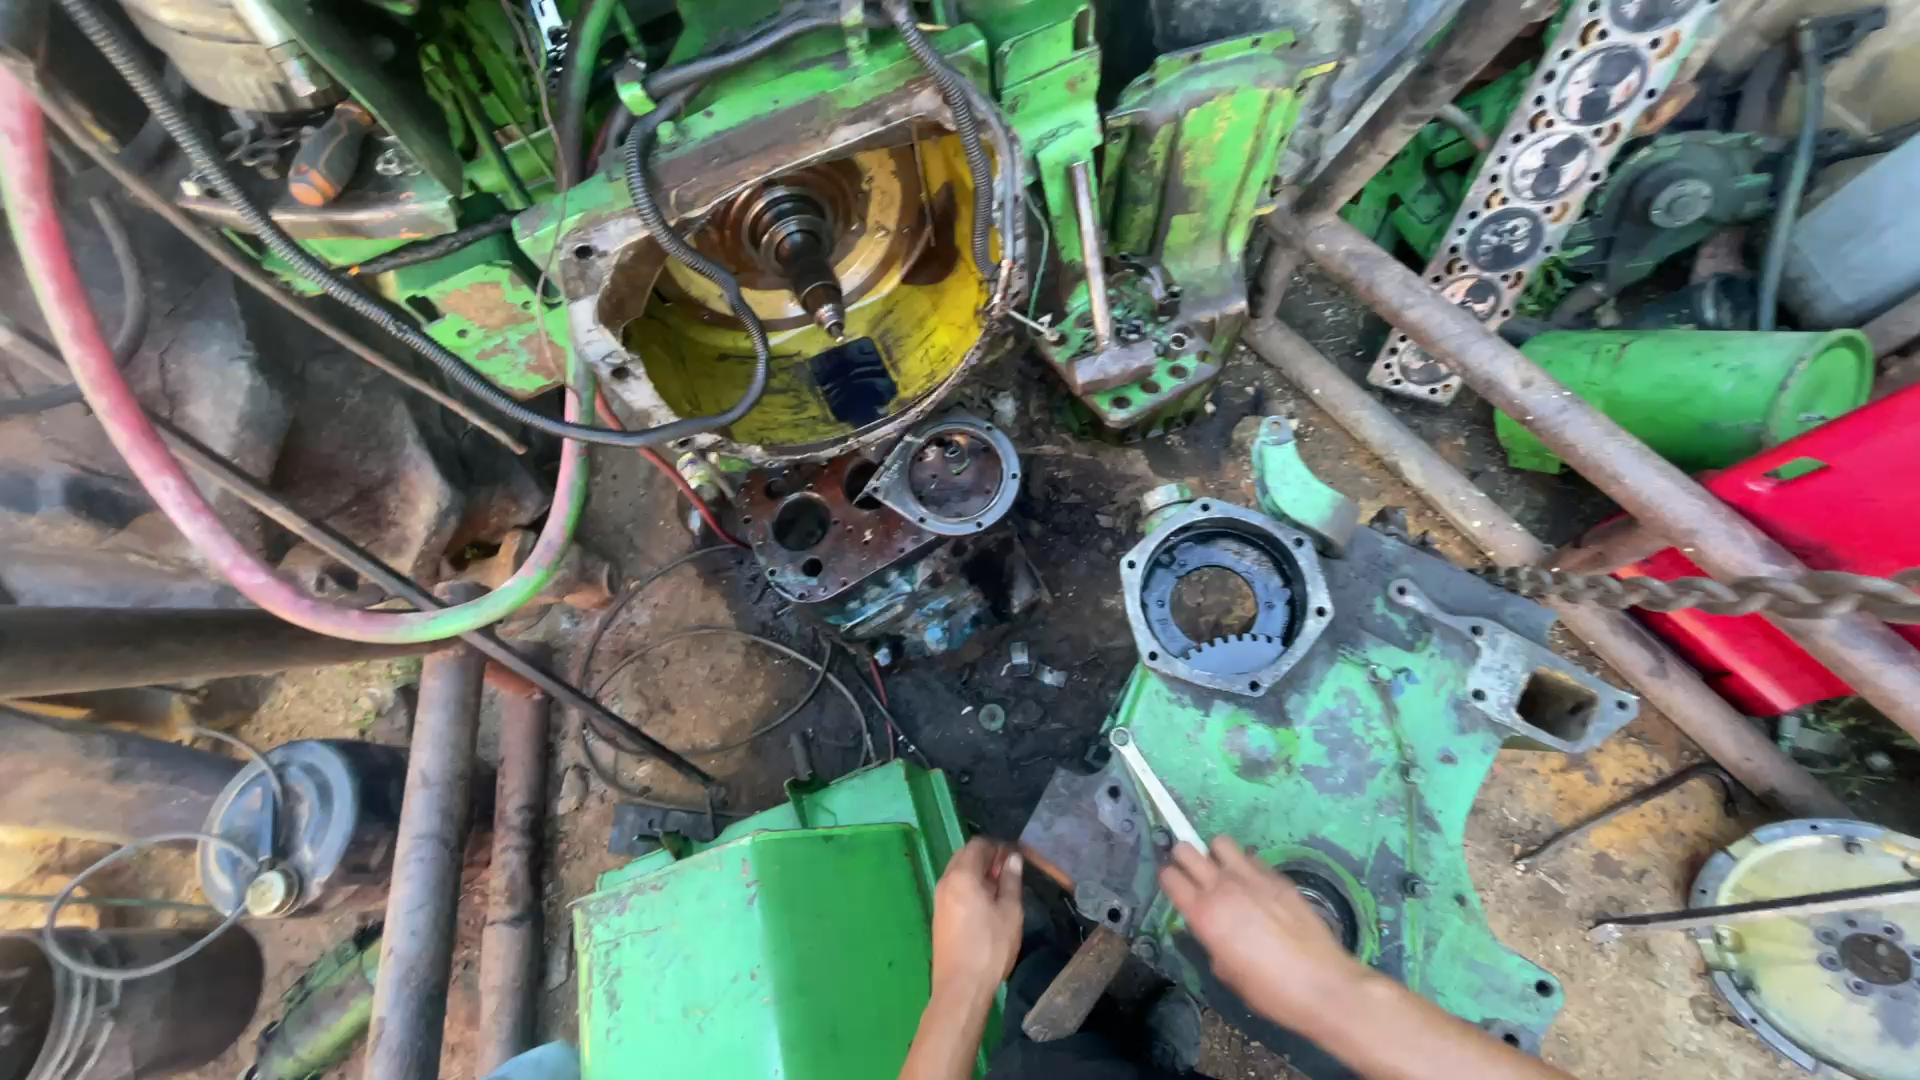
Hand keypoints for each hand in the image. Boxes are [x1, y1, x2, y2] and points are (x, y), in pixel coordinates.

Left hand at [929, 837, 1023, 1004]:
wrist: (961, 988)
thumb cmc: (990, 948)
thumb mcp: (1010, 912)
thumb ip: (1011, 880)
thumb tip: (1012, 858)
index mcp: (962, 875)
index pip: (978, 845)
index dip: (997, 846)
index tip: (1014, 858)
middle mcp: (946, 881)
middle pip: (965, 855)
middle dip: (986, 858)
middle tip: (1007, 872)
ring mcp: (939, 898)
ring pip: (958, 872)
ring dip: (977, 872)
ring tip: (999, 890)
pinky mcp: (939, 915)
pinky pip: (954, 888)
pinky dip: (968, 886)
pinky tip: (984, 904)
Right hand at [1159, 837, 1369, 1028]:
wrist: (1323, 985)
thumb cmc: (1271, 990)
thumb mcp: (1228, 973)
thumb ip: (1211, 941)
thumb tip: (1210, 929)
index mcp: (1204, 914)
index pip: (1169, 876)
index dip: (1168, 880)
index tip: (1174, 887)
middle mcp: (1222, 887)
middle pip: (1185, 849)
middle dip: (1184, 859)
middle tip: (1194, 875)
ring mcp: (1250, 877)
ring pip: (1219, 842)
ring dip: (1216, 855)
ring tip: (1226, 874)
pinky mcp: (1276, 876)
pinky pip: (1250, 857)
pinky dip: (1246, 866)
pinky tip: (1257, 887)